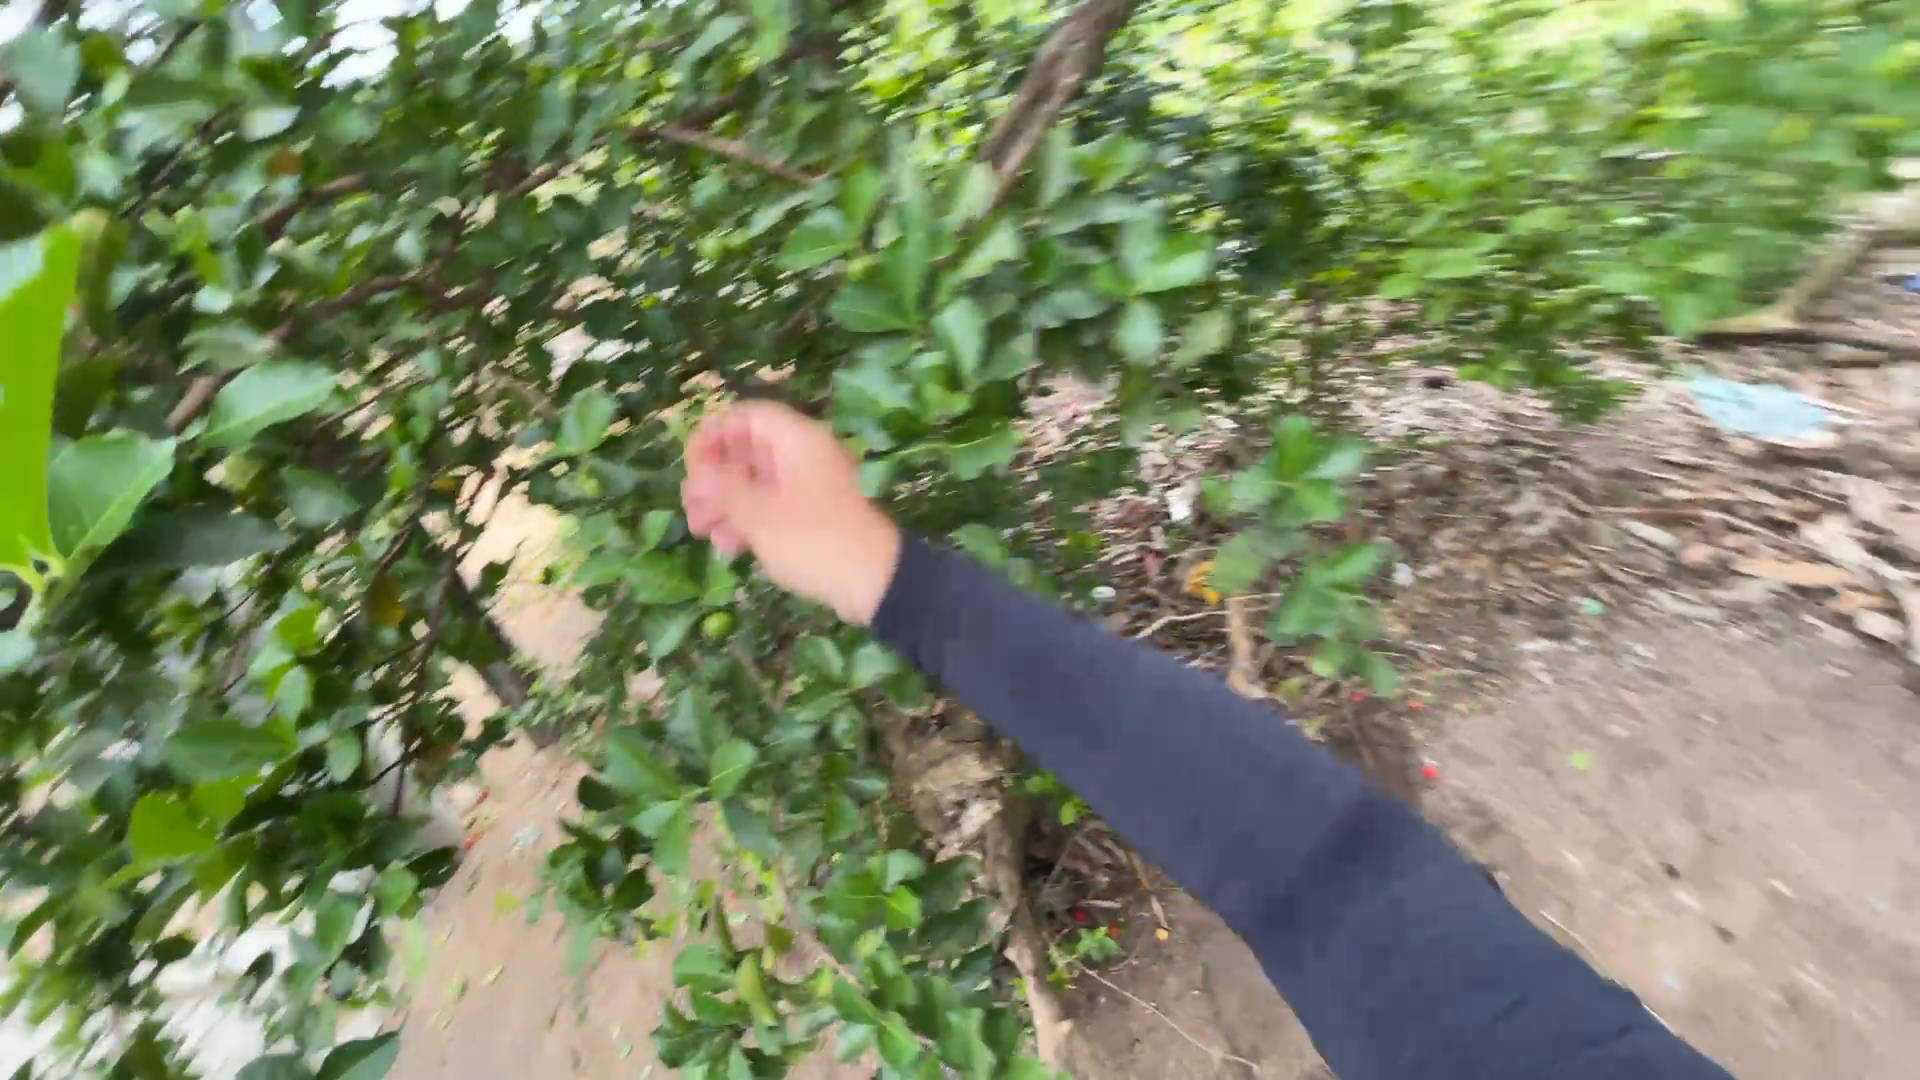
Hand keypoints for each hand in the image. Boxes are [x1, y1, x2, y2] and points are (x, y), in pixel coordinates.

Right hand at [681, 401, 900, 624]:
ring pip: (758, 481)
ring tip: (702, 533)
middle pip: (748, 450)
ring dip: (726, 504)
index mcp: (796, 440)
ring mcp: (810, 485)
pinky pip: (774, 505)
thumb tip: (699, 473)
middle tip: (691, 508)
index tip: (692, 468)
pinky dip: (750, 520)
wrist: (874, 581)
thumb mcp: (759, 514)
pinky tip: (729, 547)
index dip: (713, 436)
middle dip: (714, 478)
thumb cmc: (813, 541)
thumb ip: (724, 488)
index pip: (746, 416)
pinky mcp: (814, 514)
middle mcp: (805, 455)